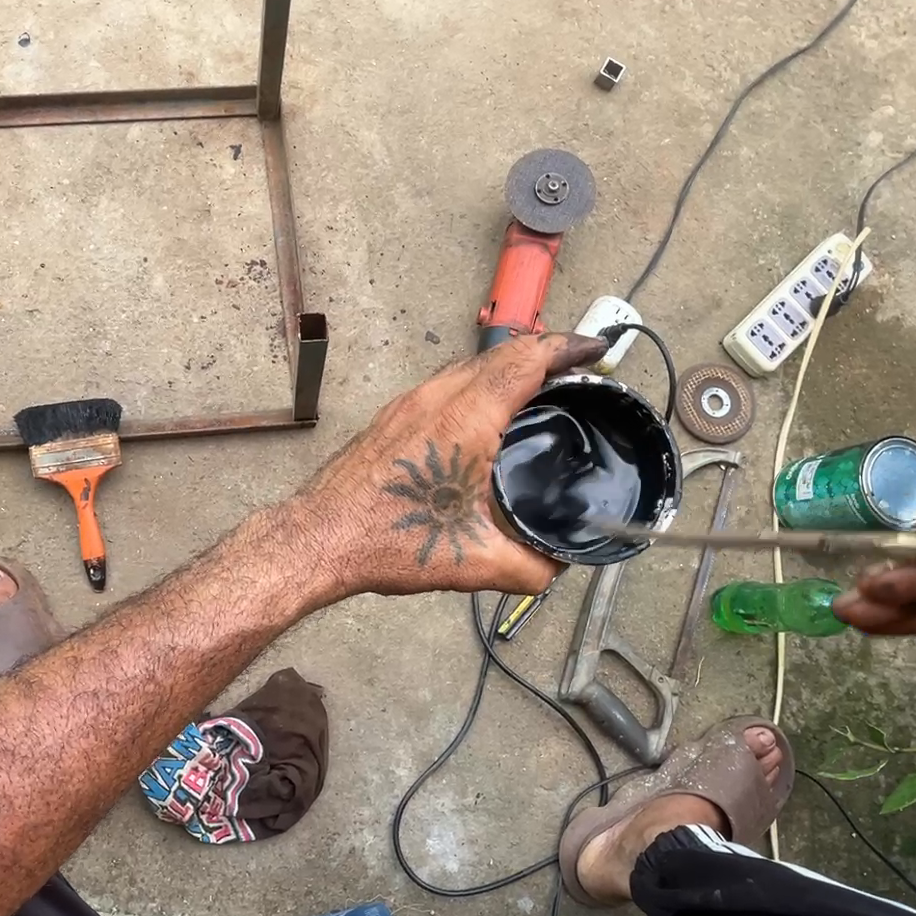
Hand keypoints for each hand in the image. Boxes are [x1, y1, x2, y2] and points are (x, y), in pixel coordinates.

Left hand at [291, 333, 606, 596]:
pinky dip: (473, 385)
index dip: (568, 347)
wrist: (319, 538)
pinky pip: (442, 385)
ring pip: (467, 366)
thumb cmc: (387, 541)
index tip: (596, 349)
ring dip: (505, 368)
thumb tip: (557, 568)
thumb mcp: (475, 563)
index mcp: (466, 418)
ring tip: (534, 390)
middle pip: (500, 354)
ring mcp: (407, 404)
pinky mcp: (389, 417)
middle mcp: (436, 398)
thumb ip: (531, 567)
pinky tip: (480, 415)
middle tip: (574, 372)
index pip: (527, 358)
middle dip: (544, 354)